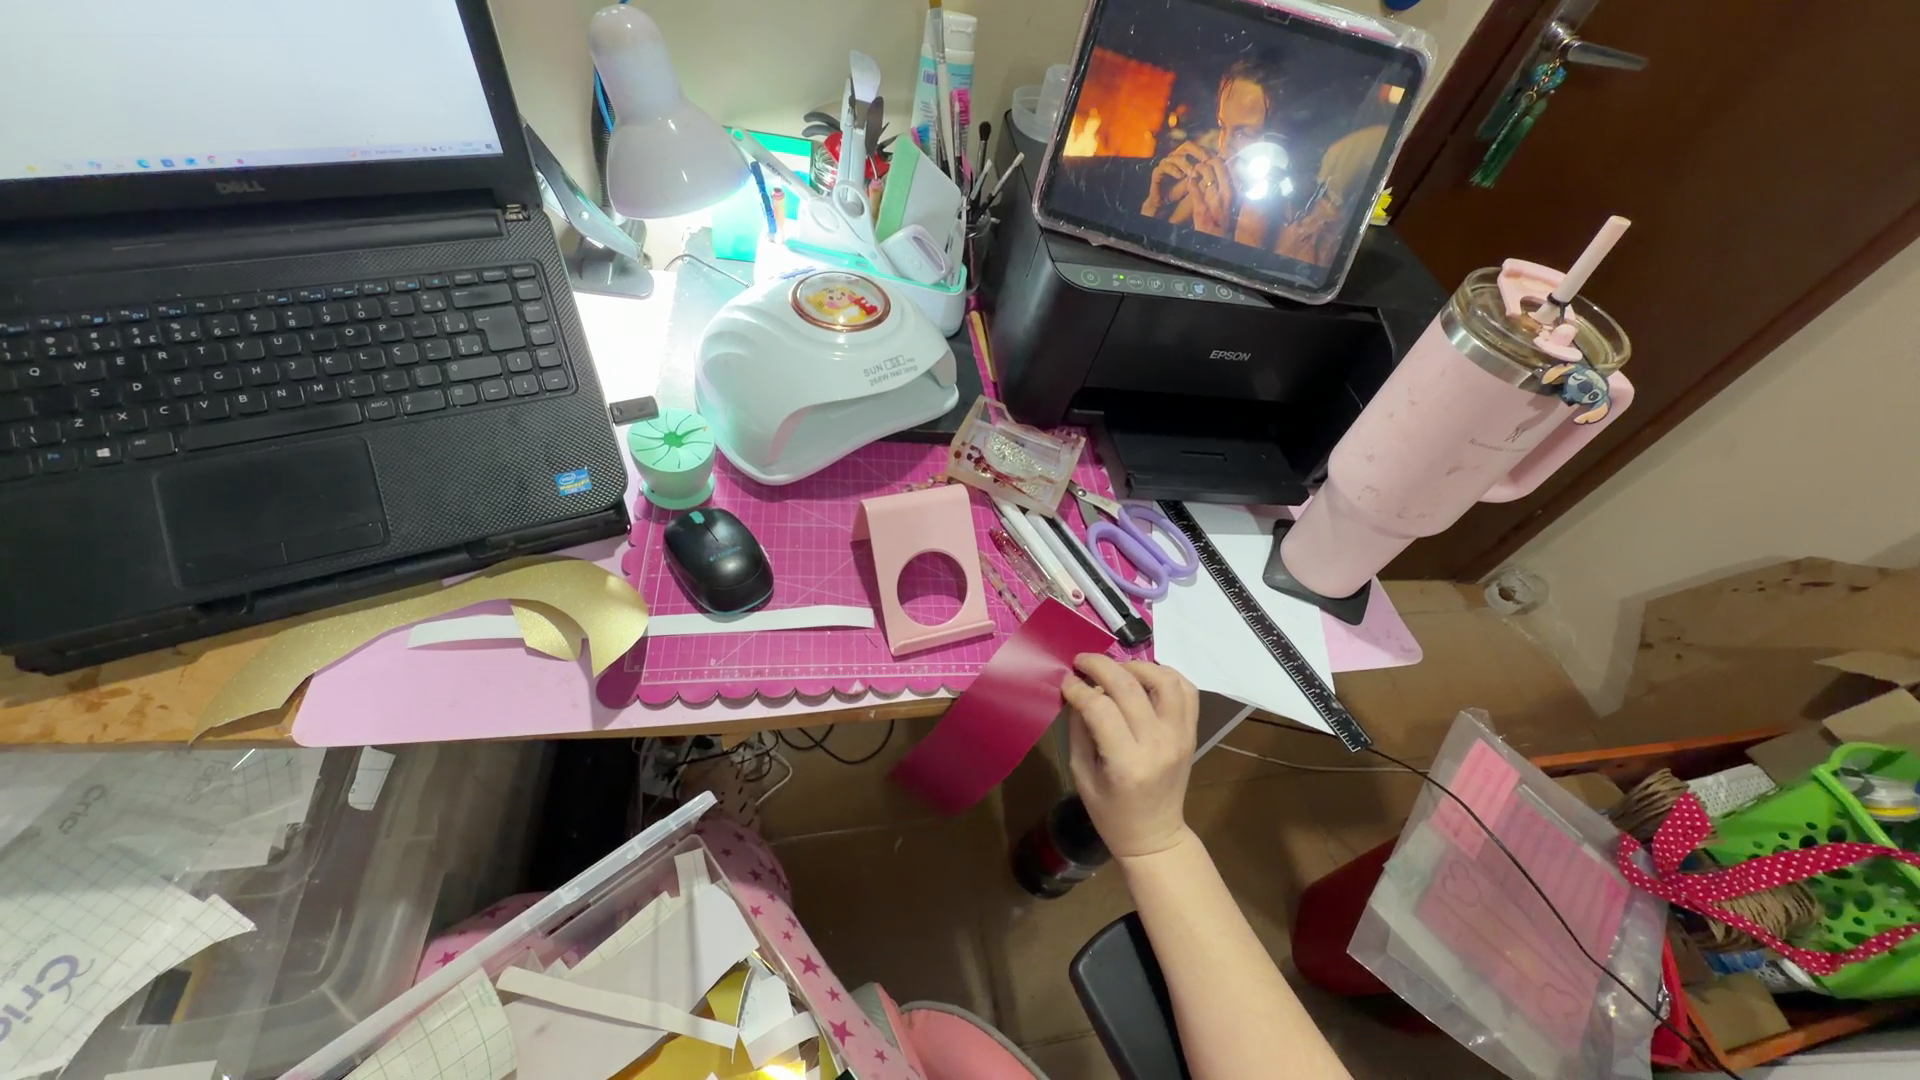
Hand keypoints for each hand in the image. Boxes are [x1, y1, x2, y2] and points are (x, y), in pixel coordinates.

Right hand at [1061, 655, 1199, 859]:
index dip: (1078, 688)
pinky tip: (1144, 677)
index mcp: (1126, 764)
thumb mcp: (1082, 775)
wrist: (1155, 835)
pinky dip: (1165, 674)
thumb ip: (1078, 729)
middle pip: (1130, 687)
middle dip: (1100, 665)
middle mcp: (1158, 745)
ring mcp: (1180, 736)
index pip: (1100, 708)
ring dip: (1136, 666)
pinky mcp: (1191, 732)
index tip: (1066, 681)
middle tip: (1082, 661)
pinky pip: (1186, 689)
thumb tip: (1076, 690)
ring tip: (1116, 669)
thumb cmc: (1111, 812)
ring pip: (1164, 680)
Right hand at [1142, 141, 1213, 217]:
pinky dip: (1173, 170)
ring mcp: (1165, 164)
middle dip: (1198, 152)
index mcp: (1185, 157)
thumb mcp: (1196, 183)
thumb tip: (1219, 166)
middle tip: (1205, 161)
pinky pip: (1164, 166)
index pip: (1197, 147)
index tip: (1214, 159)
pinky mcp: (1157, 172)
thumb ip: (1204, 174)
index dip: (1205, 151)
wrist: (1164, 205)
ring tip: (1194, 175)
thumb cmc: (1180, 193)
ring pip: (1177, 156)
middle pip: (1187, 146)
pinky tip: (1180, 176)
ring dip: (1187, 164)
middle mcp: (1175, 157)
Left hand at [1187, 152, 1233, 235]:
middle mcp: (1227, 194)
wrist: (1216, 242)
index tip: (1221, 154)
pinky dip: (1191, 183)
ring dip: (1199, 168)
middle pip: (1219, 165)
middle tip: (1205, 162)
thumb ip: (1233, 187)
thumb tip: (1235, 169)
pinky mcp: (1201, 209)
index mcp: (1236, 192)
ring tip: (1196, 169)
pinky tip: (1190, 181)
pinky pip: (1195, 190)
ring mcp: (1214, 202)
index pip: (1234, 166)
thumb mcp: (1233, 203)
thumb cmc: (1224, 222)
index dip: (1226, 156)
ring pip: (1207, 174)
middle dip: (1210, 160)